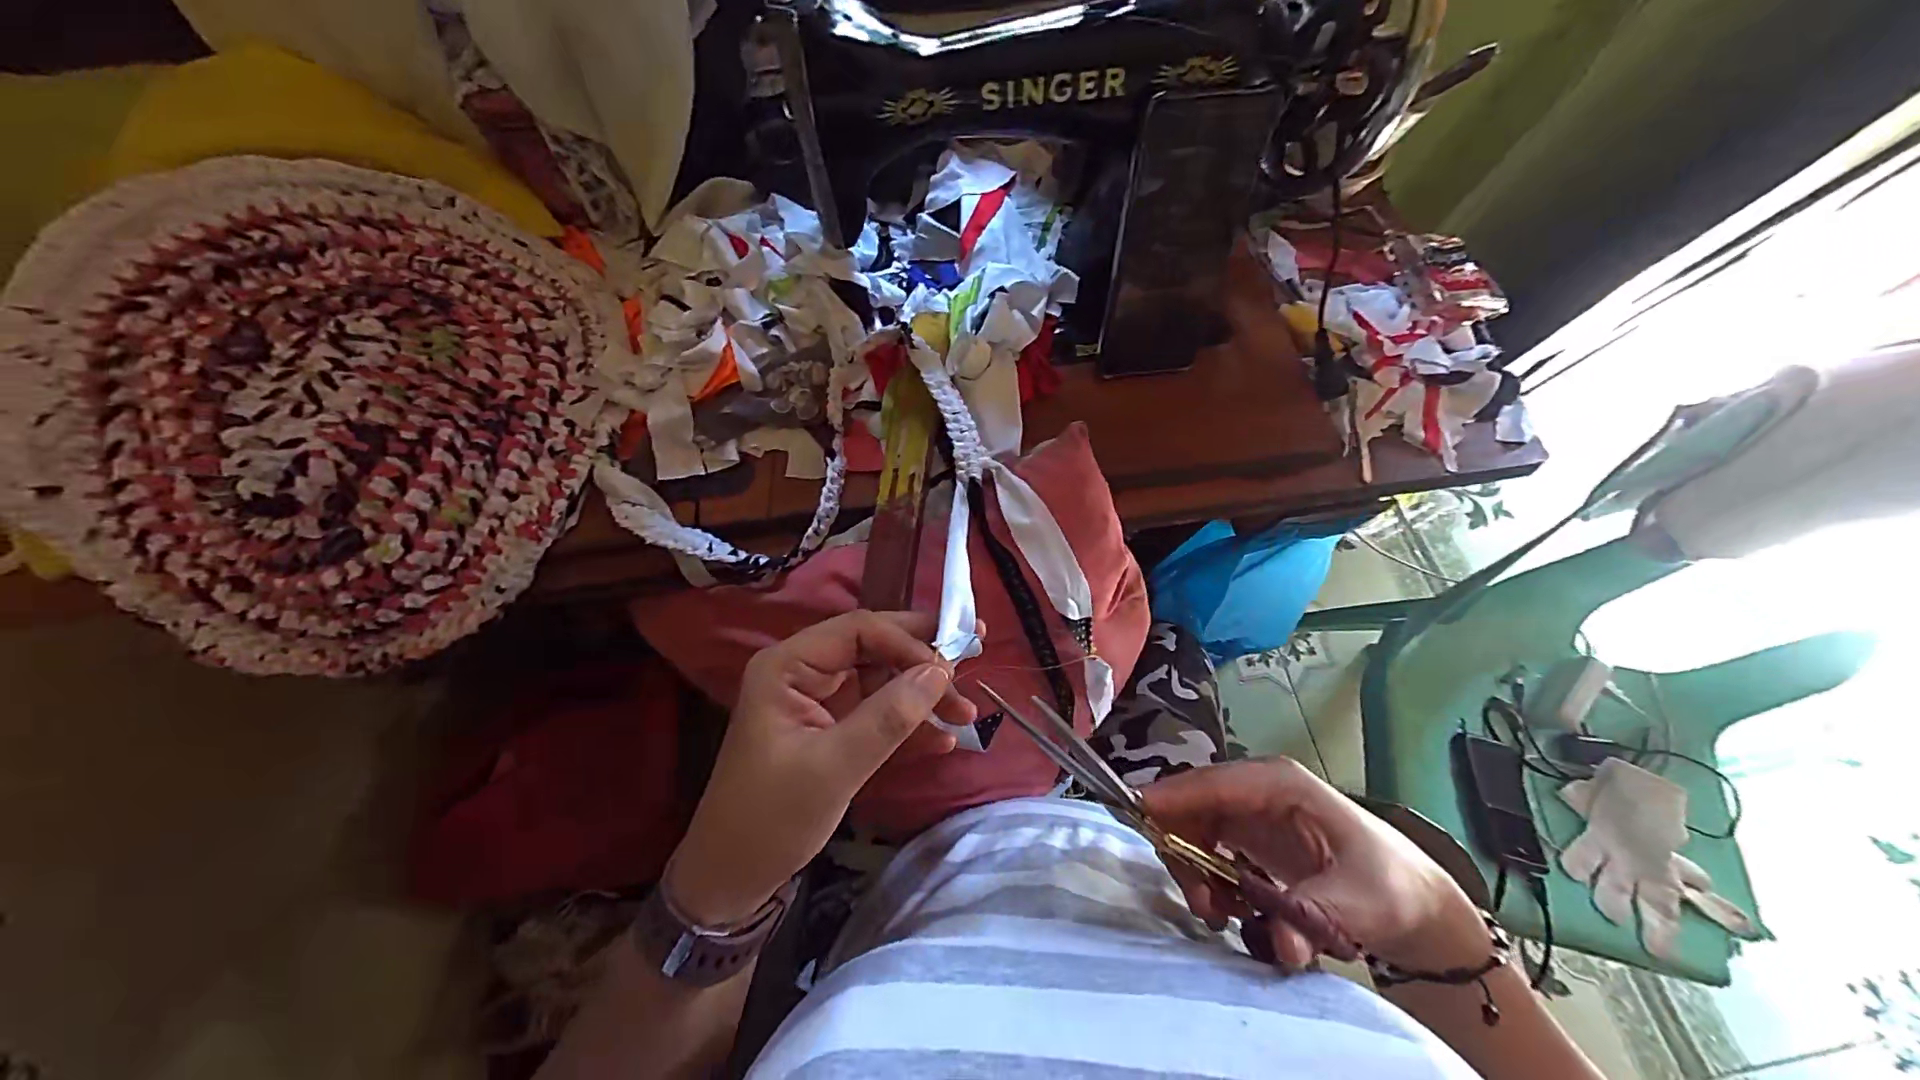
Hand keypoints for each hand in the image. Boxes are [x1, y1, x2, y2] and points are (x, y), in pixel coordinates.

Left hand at [664, 610, 977, 924]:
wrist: (733, 877)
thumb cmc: (770, 818)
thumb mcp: (833, 767)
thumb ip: (888, 716)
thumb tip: (941, 671)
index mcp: (789, 666)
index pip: (858, 630)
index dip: (907, 641)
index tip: (949, 668)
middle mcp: (805, 673)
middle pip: (875, 648)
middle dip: (923, 658)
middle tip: (975, 655)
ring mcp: (821, 702)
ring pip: (883, 680)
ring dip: (924, 695)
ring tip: (966, 715)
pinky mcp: (834, 730)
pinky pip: (880, 713)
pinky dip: (911, 725)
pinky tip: (944, 740)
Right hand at [1141, 758, 1485, 970]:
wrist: (1417, 904)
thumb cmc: (1394, 887)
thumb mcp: (1363, 904)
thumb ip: (1314, 917)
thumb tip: (1274, 942)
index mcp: (1278, 783)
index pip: (1210, 783)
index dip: (1169, 796)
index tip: (1133, 815)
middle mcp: (1256, 788)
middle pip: (1192, 805)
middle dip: (1181, 850)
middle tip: (1202, 905)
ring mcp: (1249, 809)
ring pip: (1192, 826)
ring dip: (1192, 868)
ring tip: (1219, 914)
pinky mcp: (1247, 834)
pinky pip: (1205, 845)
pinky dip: (1205, 876)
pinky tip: (1230, 907)